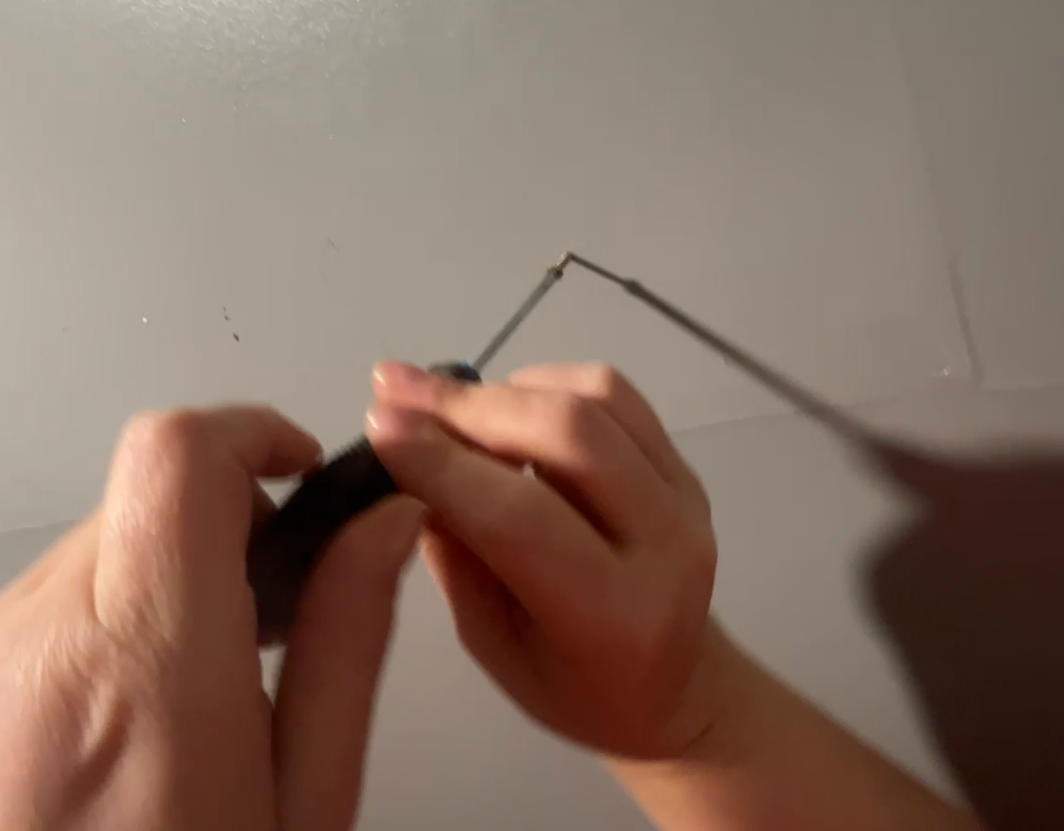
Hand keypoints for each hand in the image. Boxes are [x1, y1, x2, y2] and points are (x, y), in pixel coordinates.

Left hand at [0, 407, 423, 830]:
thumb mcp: (305, 805)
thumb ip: (346, 639)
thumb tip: (386, 520)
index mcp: (142, 670)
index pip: (178, 455)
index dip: (251, 430)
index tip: (301, 469)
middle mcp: (35, 642)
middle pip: (150, 490)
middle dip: (230, 519)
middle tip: (274, 609)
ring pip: (106, 539)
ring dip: (174, 571)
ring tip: (207, 681)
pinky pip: (53, 595)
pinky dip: (116, 614)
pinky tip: (133, 715)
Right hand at [365, 361, 730, 759]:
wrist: (669, 679)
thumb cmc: (565, 680)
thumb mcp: (488, 637)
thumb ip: (453, 546)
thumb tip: (406, 452)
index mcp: (614, 616)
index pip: (518, 516)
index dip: (442, 463)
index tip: (378, 424)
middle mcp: (667, 543)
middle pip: (569, 433)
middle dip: (470, 406)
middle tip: (397, 390)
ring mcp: (685, 493)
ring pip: (596, 396)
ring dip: (508, 388)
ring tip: (451, 407)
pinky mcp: (685, 463)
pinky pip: (616, 392)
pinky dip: (549, 383)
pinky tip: (508, 403)